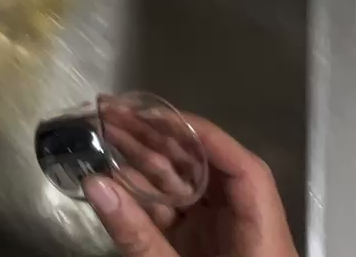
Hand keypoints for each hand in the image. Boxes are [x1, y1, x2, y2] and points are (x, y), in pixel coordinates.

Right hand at [85, 115, 297, 256]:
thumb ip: (138, 237)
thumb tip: (93, 181)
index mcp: (262, 241)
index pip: (245, 172)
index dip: (203, 136)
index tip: (154, 115)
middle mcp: (248, 233)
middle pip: (208, 170)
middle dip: (157, 138)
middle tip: (110, 113)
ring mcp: (225, 242)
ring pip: (187, 186)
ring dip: (144, 157)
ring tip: (102, 131)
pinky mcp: (203, 252)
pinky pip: (175, 209)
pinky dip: (143, 187)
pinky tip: (112, 172)